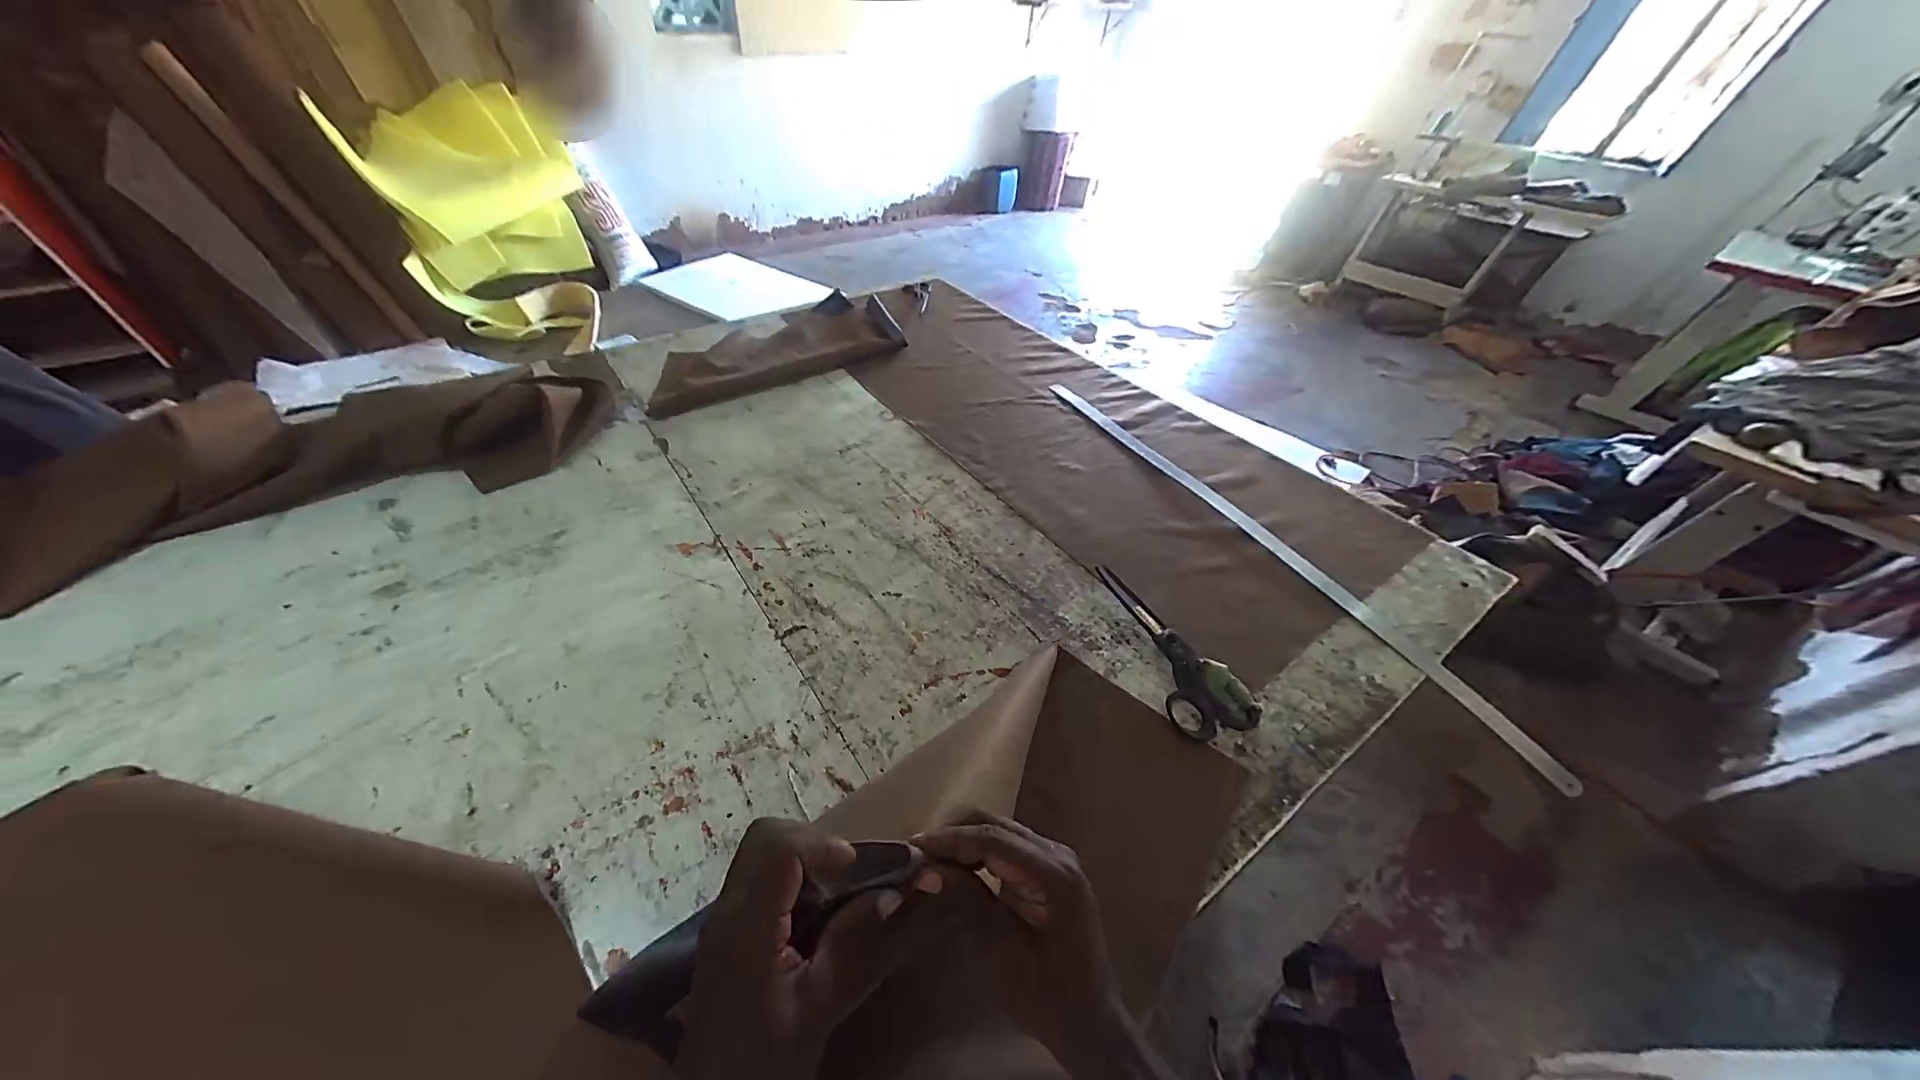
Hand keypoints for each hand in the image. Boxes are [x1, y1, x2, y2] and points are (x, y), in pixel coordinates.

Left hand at [674, 818, 944, 1079]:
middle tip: (848, 873)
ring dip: (806, 854)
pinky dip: (795, 871)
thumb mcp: (822, 1004)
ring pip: (762, 848)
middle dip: (814, 842)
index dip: (822, 844)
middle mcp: (727, 910)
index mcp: (746, 930)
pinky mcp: (728, 921)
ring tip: (837, 889)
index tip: (857, 864)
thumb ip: (855, 943)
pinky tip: (816, 906)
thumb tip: (891, 892)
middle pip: (765, 836)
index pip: (777, 849)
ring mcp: (722, 914)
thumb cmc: (770, 1059)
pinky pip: (762, 870)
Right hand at [913, 814, 1169, 1079]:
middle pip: (998, 826)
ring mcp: (1057, 861)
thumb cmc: (1049, 996)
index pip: (993, 838)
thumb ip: (969, 901)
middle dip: (956, 834)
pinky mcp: (1050, 872)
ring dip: (966, 840)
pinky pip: (1009, 848)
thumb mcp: (1003, 951)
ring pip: (1002, 832)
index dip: (951, 839)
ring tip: (930, 856)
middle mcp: (1059, 856)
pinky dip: (980, 852)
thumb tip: (929, 869)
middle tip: (917, 851)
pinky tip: (957, 865)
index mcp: (1055, 873)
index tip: (914, 845)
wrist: (1091, 1024)